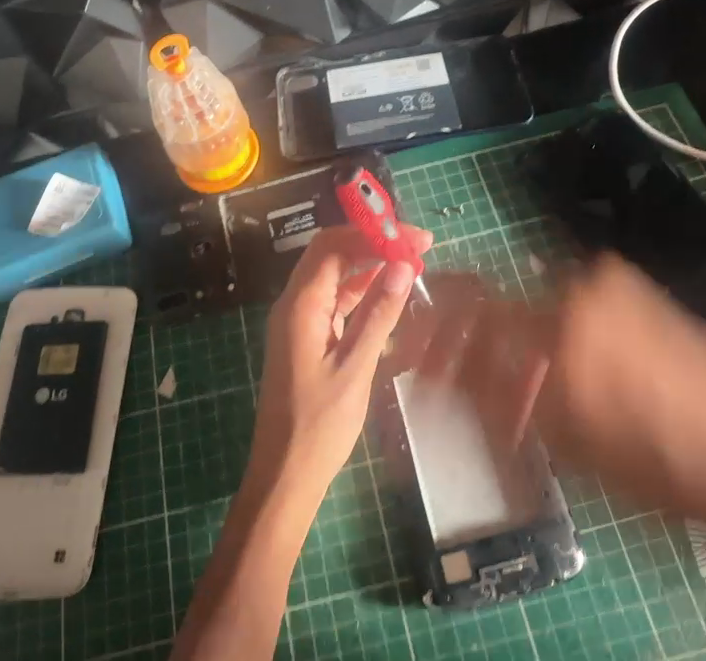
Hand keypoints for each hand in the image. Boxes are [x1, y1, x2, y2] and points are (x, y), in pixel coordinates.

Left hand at [247, 225, 431, 496]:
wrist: (286, 472)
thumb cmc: (320, 424)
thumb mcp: (356, 367)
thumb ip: (379, 314)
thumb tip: (402, 265)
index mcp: (300, 306)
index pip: (333, 246)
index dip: (373, 233)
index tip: (415, 237)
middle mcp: (295, 304)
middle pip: (331, 254)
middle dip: (373, 242)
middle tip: (418, 245)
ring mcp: (299, 321)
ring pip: (334, 276)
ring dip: (369, 264)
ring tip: (412, 262)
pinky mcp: (307, 338)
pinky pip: (334, 300)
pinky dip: (361, 290)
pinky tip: (389, 291)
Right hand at [402, 253, 705, 532]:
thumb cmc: (663, 467)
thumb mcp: (567, 443)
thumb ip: (497, 400)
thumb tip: (442, 380)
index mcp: (560, 326)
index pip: (470, 321)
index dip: (431, 337)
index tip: (405, 350)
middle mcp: (581, 292)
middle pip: (498, 308)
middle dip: (462, 337)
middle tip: (438, 363)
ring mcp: (612, 289)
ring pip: (534, 309)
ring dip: (506, 340)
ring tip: (494, 380)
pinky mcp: (636, 296)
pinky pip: (571, 309)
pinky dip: (547, 334)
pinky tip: (545, 370)